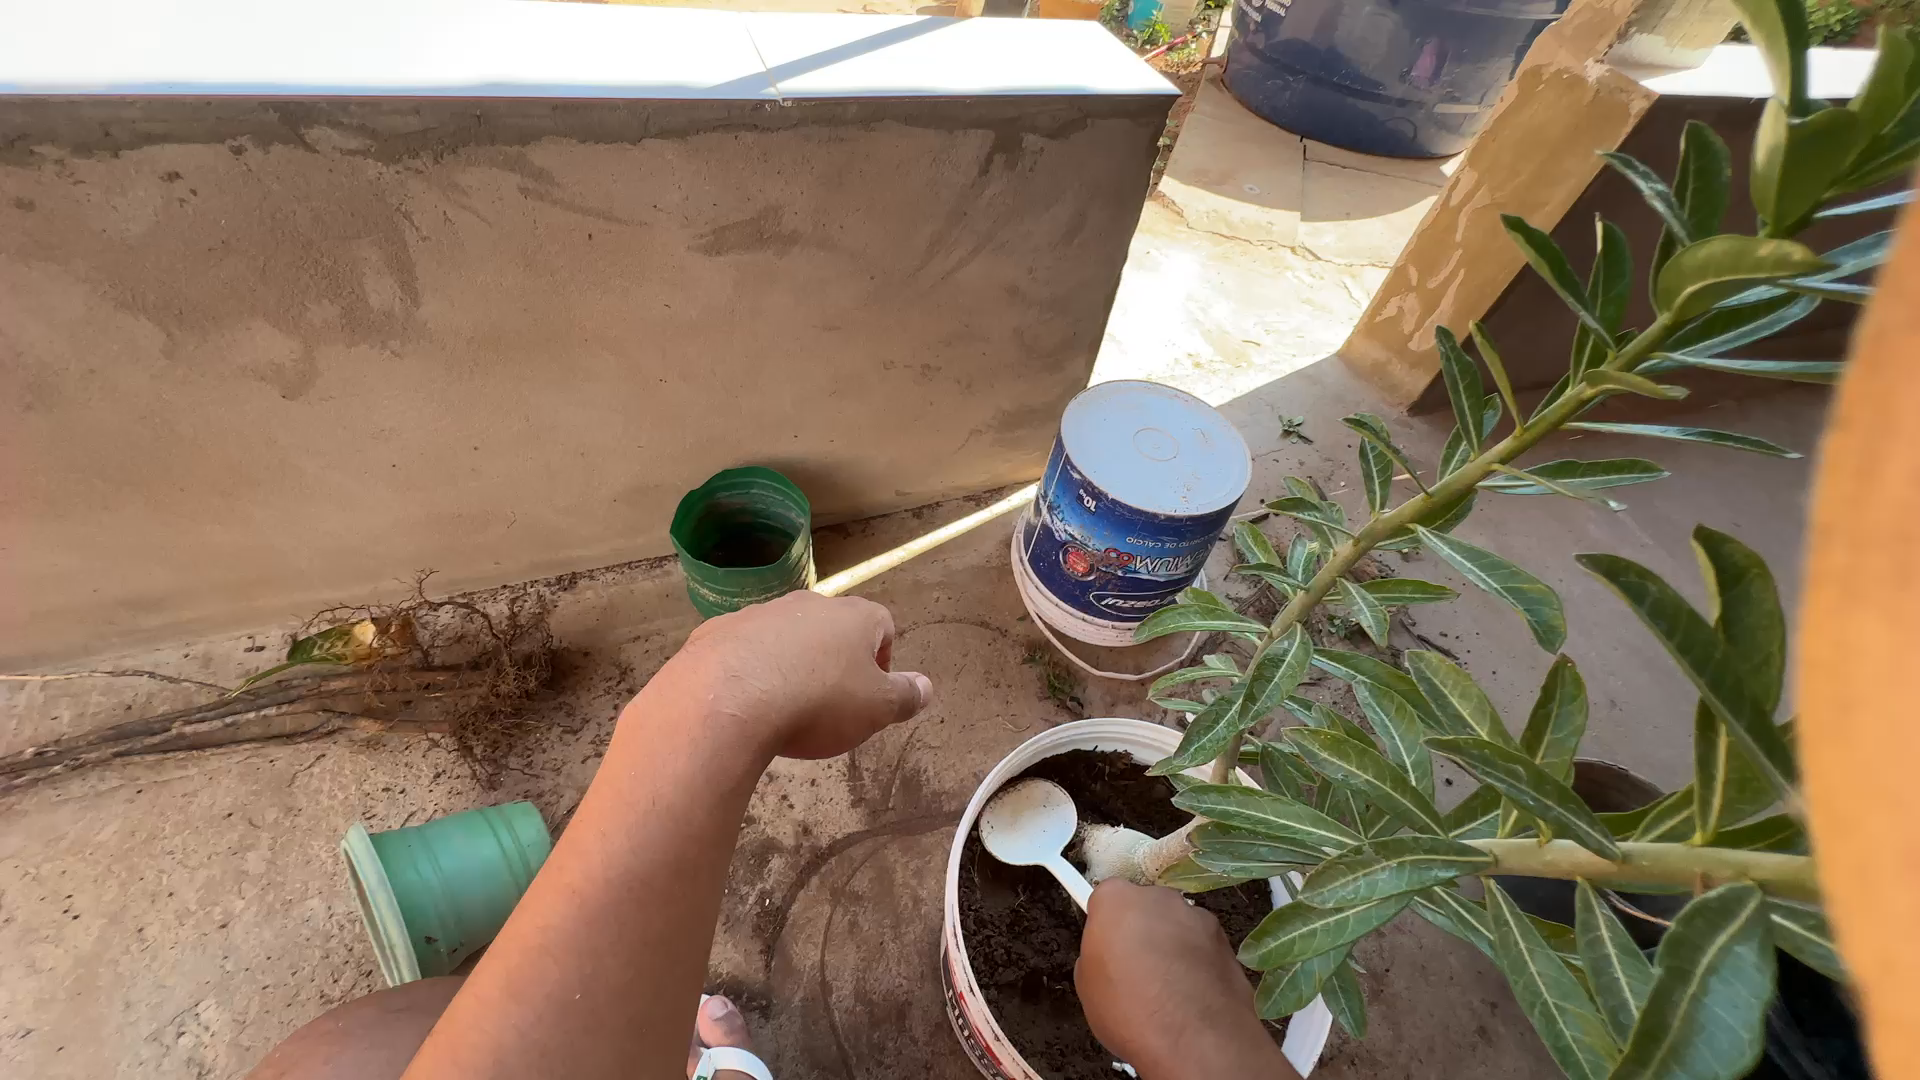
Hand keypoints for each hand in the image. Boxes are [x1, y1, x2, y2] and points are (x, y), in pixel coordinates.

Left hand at [642, 591, 932, 759]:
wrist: (726, 701)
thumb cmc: (818, 702)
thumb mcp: (876, 709)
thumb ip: (905, 696)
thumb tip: (926, 686)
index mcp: (854, 617)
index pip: (883, 625)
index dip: (883, 659)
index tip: (872, 693)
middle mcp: (809, 604)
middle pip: (833, 628)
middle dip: (835, 661)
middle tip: (831, 704)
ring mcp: (760, 614)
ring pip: (786, 635)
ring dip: (791, 663)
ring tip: (784, 708)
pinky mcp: (717, 631)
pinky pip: (742, 649)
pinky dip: (748, 671)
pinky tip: (743, 704)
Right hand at [1076, 881, 1298, 1079]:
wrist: (1195, 1041)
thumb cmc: (1130, 1011)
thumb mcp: (1087, 986)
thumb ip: (1096, 955)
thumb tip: (1110, 957)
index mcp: (1115, 899)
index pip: (1105, 899)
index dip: (1106, 926)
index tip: (1108, 950)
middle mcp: (1156, 897)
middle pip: (1144, 908)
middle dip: (1141, 931)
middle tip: (1136, 971)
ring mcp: (1194, 915)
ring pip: (1176, 926)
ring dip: (1172, 946)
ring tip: (1169, 990)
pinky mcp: (1224, 939)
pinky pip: (1202, 946)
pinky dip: (1198, 963)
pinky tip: (1194, 996)